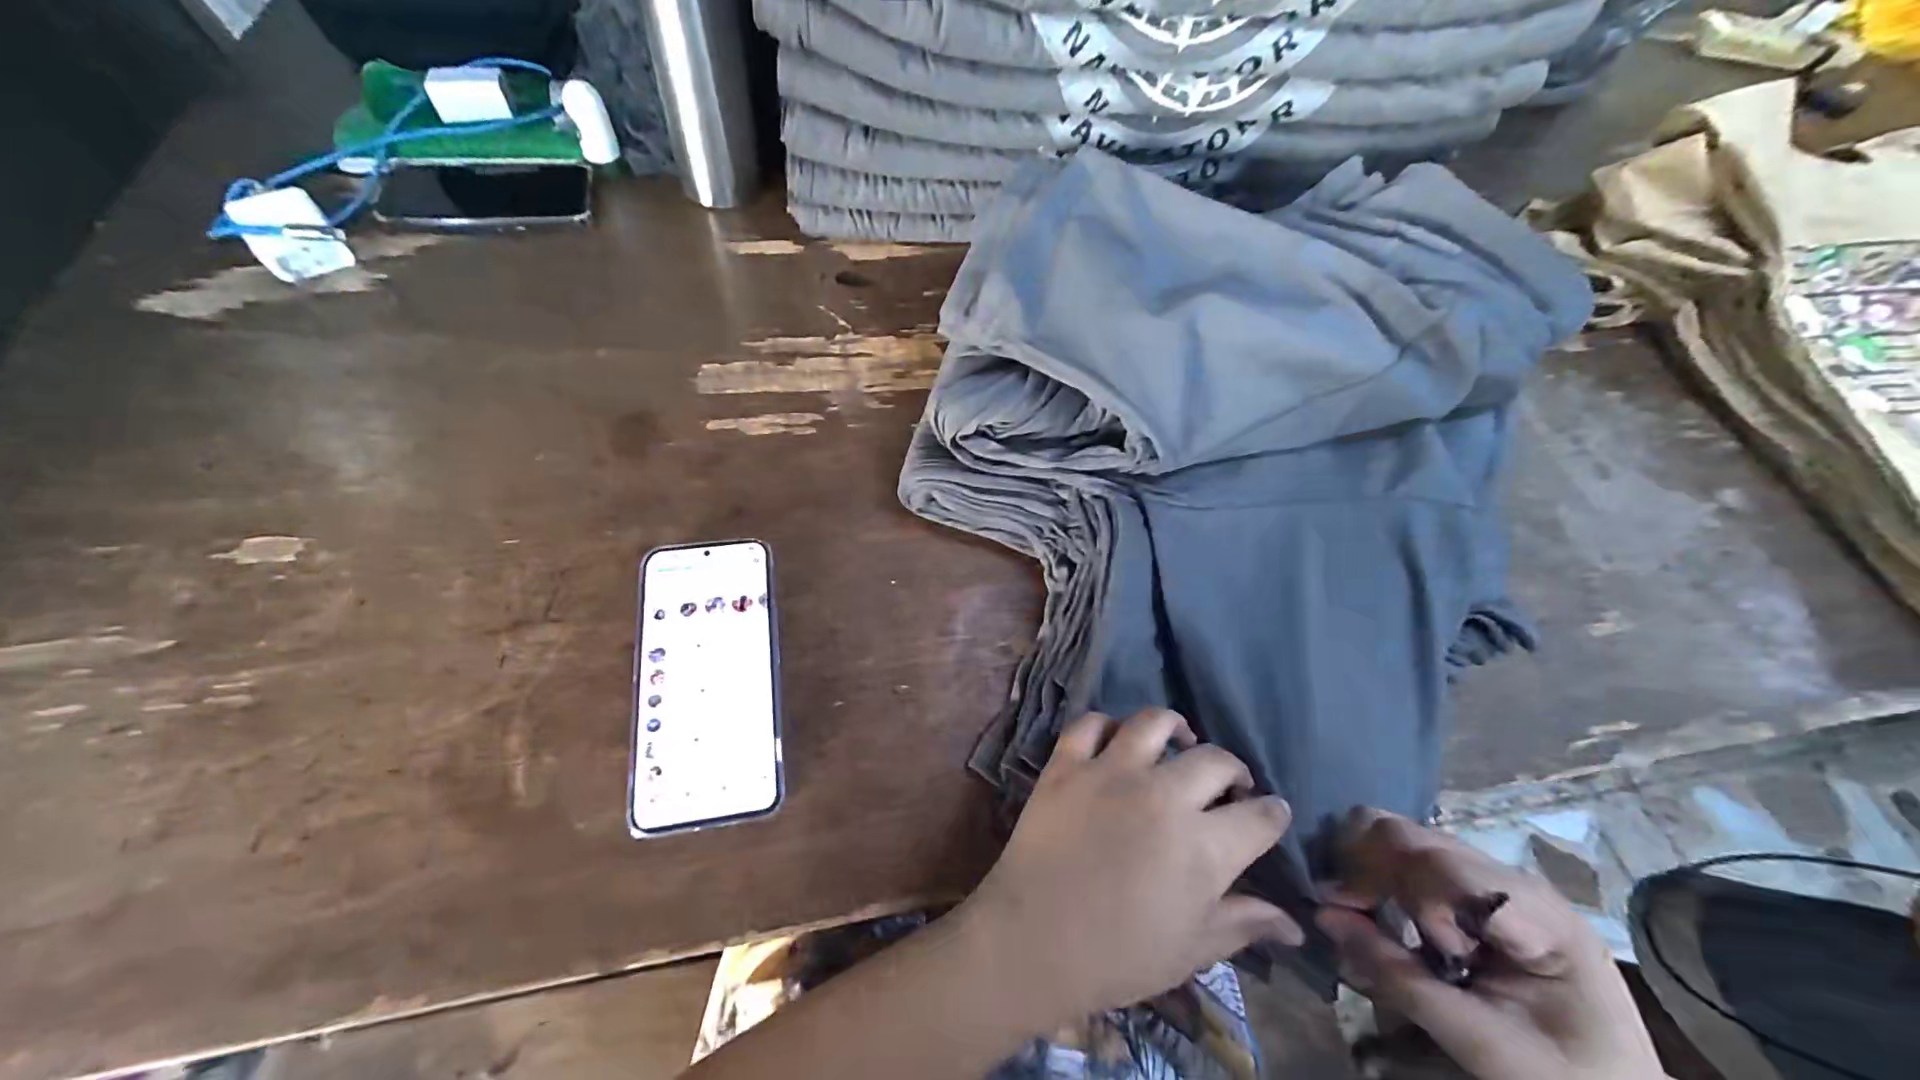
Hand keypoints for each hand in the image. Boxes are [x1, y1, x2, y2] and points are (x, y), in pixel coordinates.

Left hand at [951, 709, 1302, 1028]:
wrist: (1031, 941)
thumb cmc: (1118, 957)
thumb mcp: (1190, 949)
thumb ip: (1243, 923)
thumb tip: (1295, 926)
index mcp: (1204, 846)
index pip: (1261, 816)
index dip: (1274, 814)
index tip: (1271, 815)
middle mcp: (1163, 795)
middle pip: (1216, 761)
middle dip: (1234, 772)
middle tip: (1228, 786)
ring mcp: (1110, 773)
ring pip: (1153, 723)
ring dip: (1175, 728)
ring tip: (1180, 741)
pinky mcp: (1066, 766)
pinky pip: (1088, 724)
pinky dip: (1105, 724)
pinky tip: (1115, 739)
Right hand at [1317, 809, 1667, 1079]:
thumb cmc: (1559, 1076)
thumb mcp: (1480, 1042)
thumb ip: (1399, 978)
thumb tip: (1323, 915)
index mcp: (1540, 917)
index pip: (1441, 864)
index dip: (1383, 877)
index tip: (1339, 906)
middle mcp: (1518, 882)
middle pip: (1418, 838)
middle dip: (1365, 864)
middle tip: (1337, 905)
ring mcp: (1500, 882)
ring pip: (1410, 840)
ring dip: (1371, 869)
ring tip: (1354, 909)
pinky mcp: (1482, 892)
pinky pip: (1417, 862)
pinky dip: (1385, 877)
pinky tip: (1377, 909)